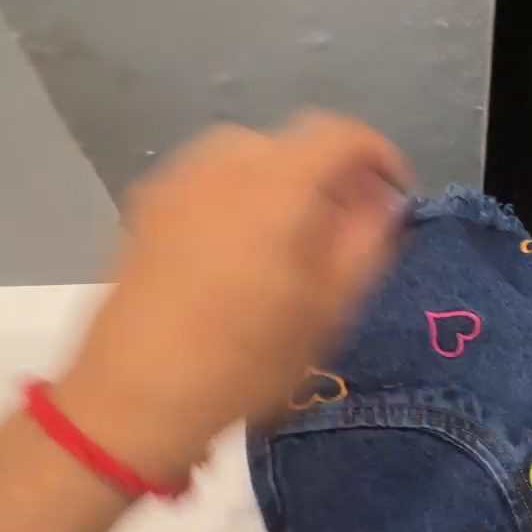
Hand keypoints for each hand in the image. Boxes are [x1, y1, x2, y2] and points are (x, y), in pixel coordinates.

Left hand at [52, 112, 409, 485]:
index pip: (341, 134)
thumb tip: (384, 203)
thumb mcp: (330, 307)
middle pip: (296, 143)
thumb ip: (369, 241)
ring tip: (300, 235)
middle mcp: (223, 166)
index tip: (396, 196)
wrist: (134, 397)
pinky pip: (213, 177)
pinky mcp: (148, 207)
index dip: (380, 156)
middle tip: (352, 224)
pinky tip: (248, 245)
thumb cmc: (248, 359)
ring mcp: (177, 183)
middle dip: (335, 174)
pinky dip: (247, 193)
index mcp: (275, 186)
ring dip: (290, 182)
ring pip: (252, 156)